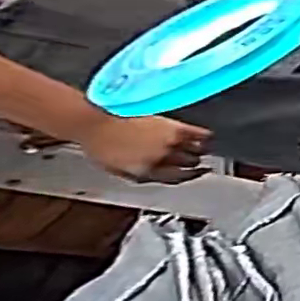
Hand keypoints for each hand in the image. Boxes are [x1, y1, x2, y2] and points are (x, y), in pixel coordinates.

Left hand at [76, 114, 211, 183]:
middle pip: (191, 162)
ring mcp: (171, 143)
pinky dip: (205, 136)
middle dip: (193, 161)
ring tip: (197, 145)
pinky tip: (203, 135)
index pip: (180, 177)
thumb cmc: (99, 143)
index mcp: (147, 171)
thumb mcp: (114, 168)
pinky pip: (203, 135)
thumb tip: (162, 177)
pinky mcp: (177, 128)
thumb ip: (141, 175)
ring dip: (200, 148)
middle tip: (194, 157)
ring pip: (200, 150)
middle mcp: (162, 158)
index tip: (201, 172)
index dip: (192, 175)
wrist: (94, 122)